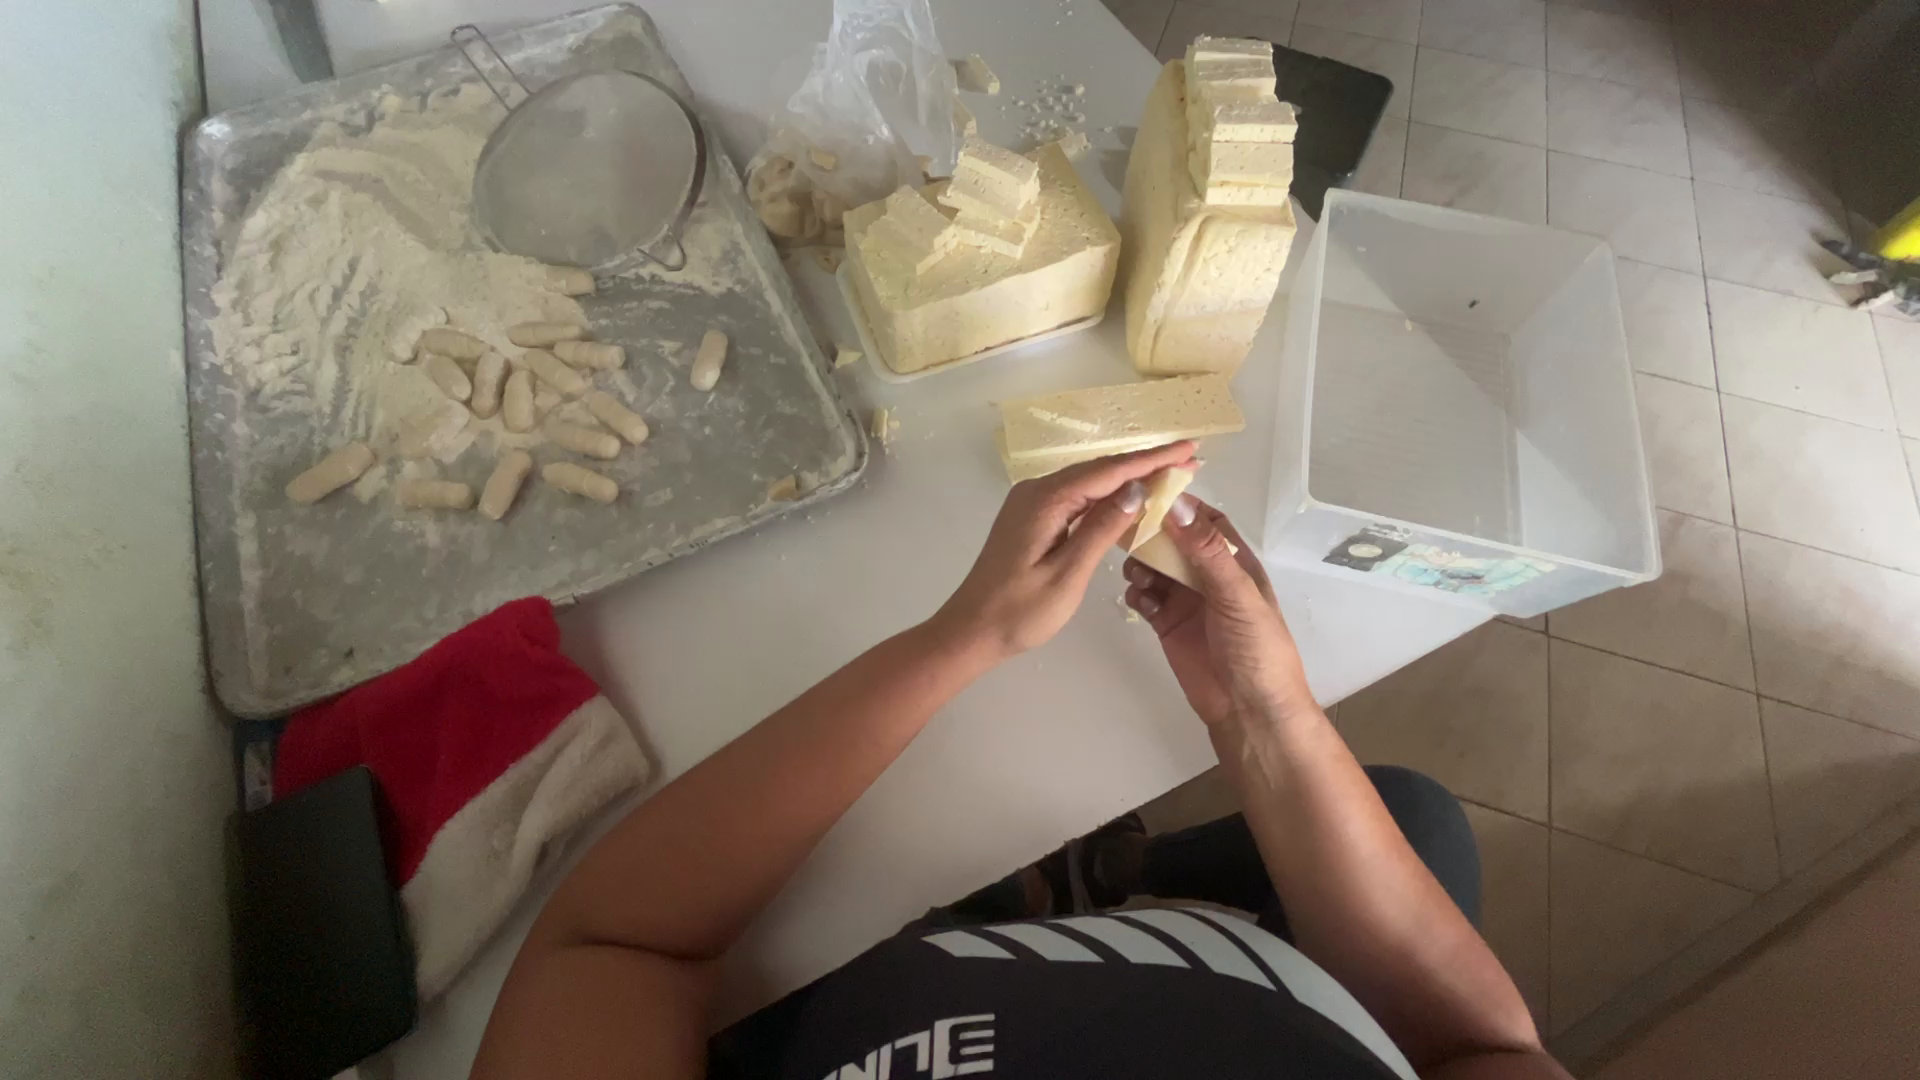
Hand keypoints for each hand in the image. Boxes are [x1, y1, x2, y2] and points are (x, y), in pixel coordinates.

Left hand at [934, 441, 1199, 661]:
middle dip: (1144, 466)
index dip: (1152, 460)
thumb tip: (1135, 489)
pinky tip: (1127, 500)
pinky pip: (1075, 498)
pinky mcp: (1030, 519)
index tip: (1189, 449)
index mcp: (1045, 501)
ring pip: (1087, 483)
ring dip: (1126, 480)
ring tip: (1168, 475)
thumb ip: (1102, 529)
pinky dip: (1105, 497)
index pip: (1108, 472)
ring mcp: (1030, 504)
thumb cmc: (1020, 611)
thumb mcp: (1068, 574)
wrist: (971, 630)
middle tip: (1189, 461)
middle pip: (1098, 471)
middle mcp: (1036, 492)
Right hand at [1123, 497, 1315, 729]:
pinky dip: (1137, 595)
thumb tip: (1177, 506)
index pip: (1206, 522)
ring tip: (1136, 575)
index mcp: (1234, 564)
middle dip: (1152, 535)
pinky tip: (1138, 602)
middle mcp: (1208, 577)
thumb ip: (1206, 552)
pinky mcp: (1167, 624)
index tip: (1150, 493)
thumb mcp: (1237, 595)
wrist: (1248, 710)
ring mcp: (1186, 601)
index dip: (1181, 506)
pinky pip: (1145, 599)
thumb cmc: (1257, 649)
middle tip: (1126, 531)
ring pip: (1155, 569)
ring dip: (1141, 565)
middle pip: (1173, 542)